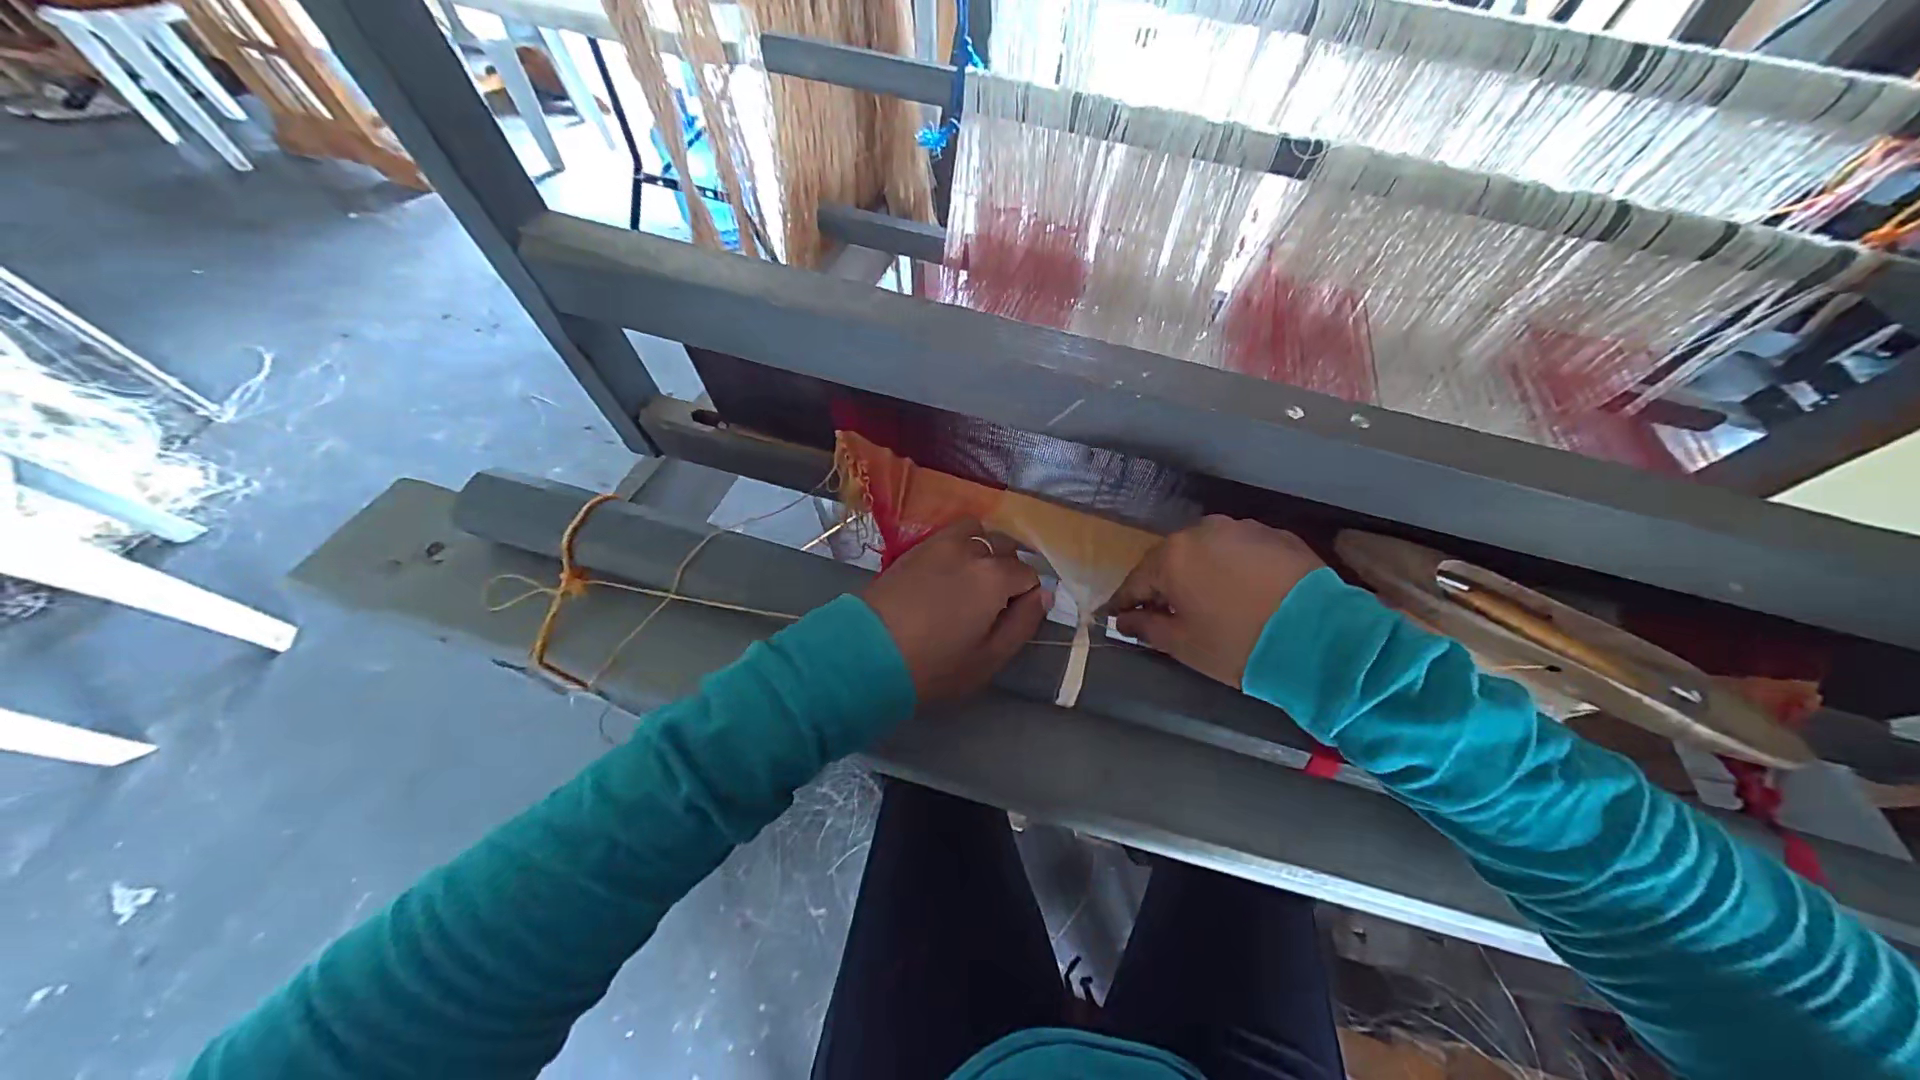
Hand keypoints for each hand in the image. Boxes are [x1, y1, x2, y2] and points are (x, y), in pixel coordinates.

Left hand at [862, 519, 1048, 702]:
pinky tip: (950, 570)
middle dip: (1009, 568)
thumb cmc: (934, 665)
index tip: (1011, 617)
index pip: (1028, 575)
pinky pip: (949, 534)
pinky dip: (960, 544)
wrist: (867, 653)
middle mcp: (971, 550)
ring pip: (977, 532)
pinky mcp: (914, 548)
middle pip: (1005, 547)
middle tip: (995, 601)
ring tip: (975, 576)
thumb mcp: (989, 658)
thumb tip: (1043, 595)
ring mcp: (939, 544)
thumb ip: (1023, 623)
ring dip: (985, 548)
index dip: (1026, 596)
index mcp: (995, 576)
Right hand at [1103, 515, 1324, 687]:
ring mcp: (1243, 529)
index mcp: (1173, 557)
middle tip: (1163, 610)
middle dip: (1164, 583)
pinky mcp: (1278, 535)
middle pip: (1172, 559)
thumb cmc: (1239, 645)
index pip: (1136, 580)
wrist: (1323, 638)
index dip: (1124, 602)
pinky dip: (1235, 567)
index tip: (1115, 616)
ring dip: (1201, 571)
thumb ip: (1147, 626)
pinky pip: (1242, 551)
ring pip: (1208, 550)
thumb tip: (1124, 619)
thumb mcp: (1184, 644)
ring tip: (1207, 599)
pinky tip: (1244, 591)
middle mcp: (1203, 531)